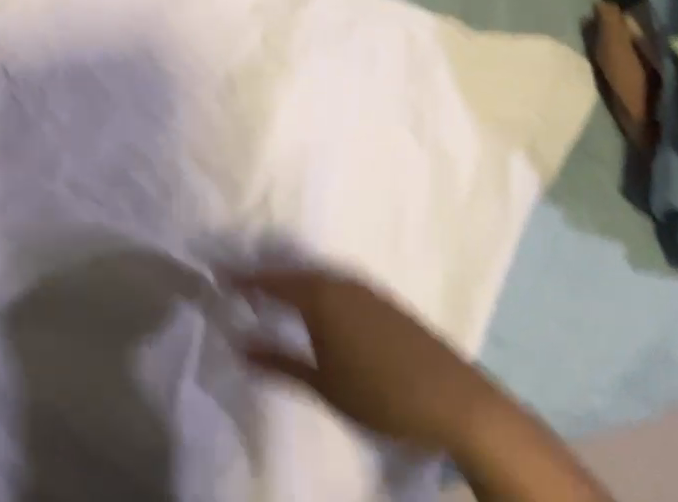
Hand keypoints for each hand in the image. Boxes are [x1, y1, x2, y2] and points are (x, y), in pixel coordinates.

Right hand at [230, 269, 504, 457]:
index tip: (218, 275)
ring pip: (320, 278)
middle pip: (294, 274)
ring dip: (296, 284)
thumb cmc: (381, 395)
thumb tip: (238, 343)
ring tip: (276, 297)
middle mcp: (341, 283)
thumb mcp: (323, 384)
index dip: (242, 279)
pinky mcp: (389, 304)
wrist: (460, 404)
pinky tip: (320, 309)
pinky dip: (321, 291)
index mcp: (319, 296)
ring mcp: (369, 291)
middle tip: (243, 286)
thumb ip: (279, 362)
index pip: (270, 280)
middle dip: (268, 278)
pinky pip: (341, 286)